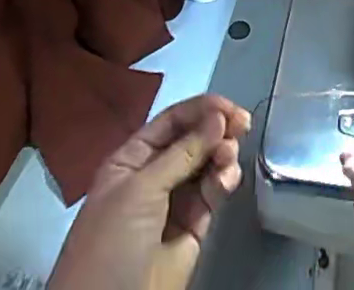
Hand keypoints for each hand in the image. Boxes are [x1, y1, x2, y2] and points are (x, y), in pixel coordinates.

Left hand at [50, 94, 252, 289]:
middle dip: (217, 129)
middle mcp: (154, 175)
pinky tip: (228, 179)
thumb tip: (219, 118)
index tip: (230, 108)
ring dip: (222, 154)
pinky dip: (224, 181)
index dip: (201, 109)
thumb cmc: (110, 246)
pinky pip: (213, 193)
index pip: (171, 121)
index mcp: (131, 160)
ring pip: (207, 164)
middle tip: (243, 125)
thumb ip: (183, 153)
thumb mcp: (140, 191)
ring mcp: (174, 202)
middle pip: (193, 139)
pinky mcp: (193, 227)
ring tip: (229, 157)